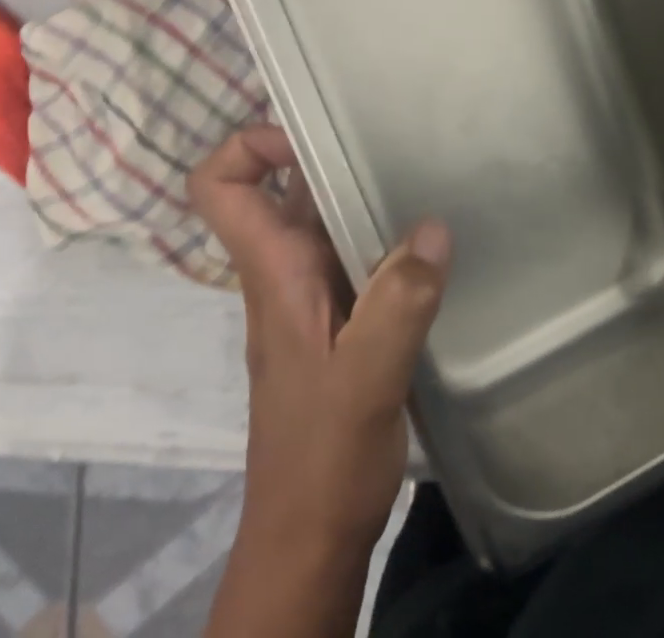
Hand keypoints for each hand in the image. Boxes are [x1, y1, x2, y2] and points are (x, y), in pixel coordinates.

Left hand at [189, 124, 449, 554]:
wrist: (314, 527)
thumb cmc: (324, 453)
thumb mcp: (365, 377)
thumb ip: (398, 303)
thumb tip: (432, 228)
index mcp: (275, 281)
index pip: (220, 192)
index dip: (248, 148)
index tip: (313, 136)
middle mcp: (290, 282)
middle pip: (285, 198)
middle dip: (331, 159)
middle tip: (402, 138)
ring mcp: (321, 305)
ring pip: (332, 229)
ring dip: (371, 199)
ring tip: (434, 177)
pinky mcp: (352, 328)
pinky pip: (368, 263)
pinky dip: (396, 243)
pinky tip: (443, 247)